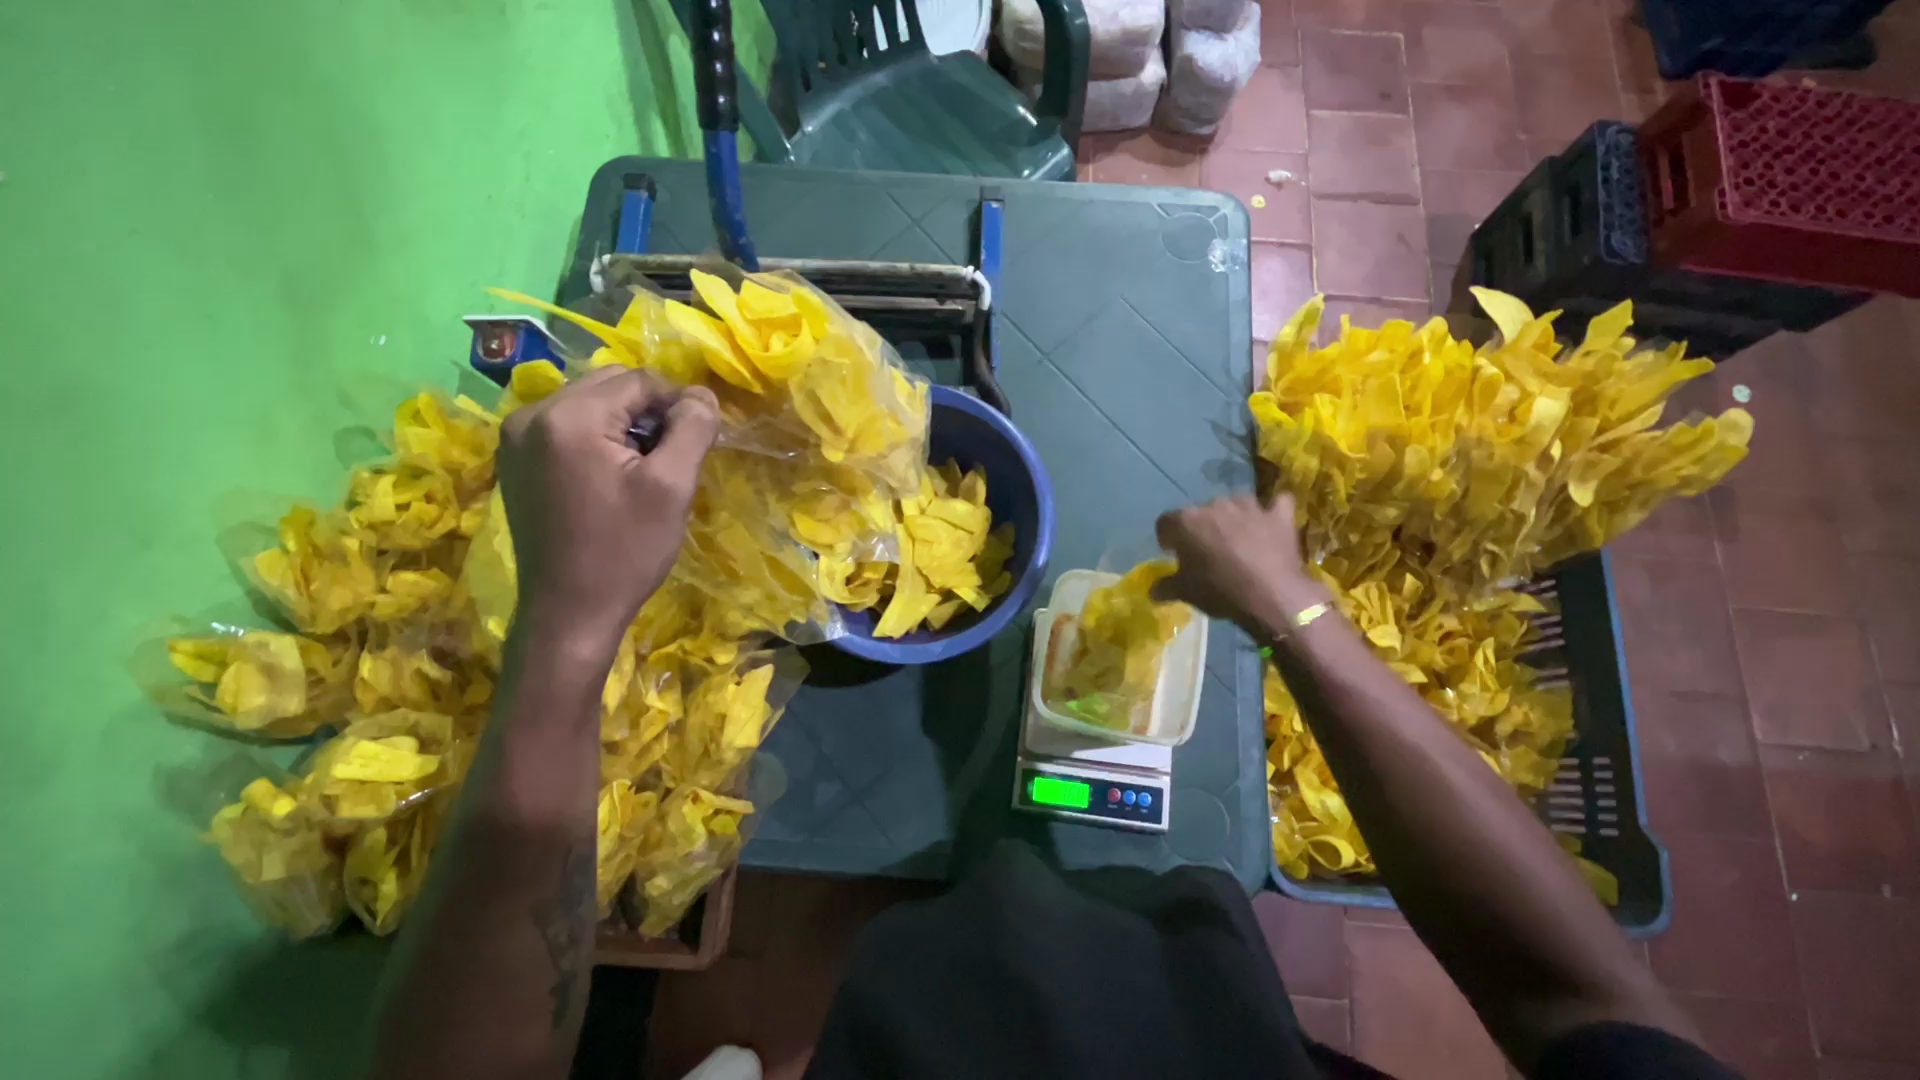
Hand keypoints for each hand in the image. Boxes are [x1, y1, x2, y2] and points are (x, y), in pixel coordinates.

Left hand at [497, 367, 719, 652]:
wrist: (568, 612)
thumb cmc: (624, 551)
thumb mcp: (672, 487)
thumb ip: (692, 428)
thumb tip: (702, 395)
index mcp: (568, 416)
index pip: (639, 380)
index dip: (678, 404)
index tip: (696, 443)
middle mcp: (532, 414)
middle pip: (610, 385)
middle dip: (648, 412)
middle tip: (669, 459)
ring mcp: (516, 437)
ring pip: (590, 404)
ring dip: (624, 425)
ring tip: (643, 470)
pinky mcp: (514, 459)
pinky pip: (568, 426)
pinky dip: (598, 439)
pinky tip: (612, 477)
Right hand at [1153, 493, 1328, 636]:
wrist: (1270, 595)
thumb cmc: (1220, 591)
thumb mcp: (1186, 592)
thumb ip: (1166, 586)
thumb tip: (1153, 590)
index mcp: (1187, 521)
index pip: (1166, 522)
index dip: (1167, 537)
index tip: (1173, 553)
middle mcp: (1215, 505)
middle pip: (1202, 511)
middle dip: (1202, 527)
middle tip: (1207, 551)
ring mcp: (1249, 507)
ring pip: (1237, 502)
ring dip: (1234, 516)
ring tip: (1238, 537)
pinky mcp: (1278, 515)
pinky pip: (1277, 502)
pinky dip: (1274, 509)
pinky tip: (1273, 520)